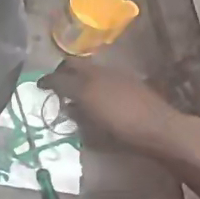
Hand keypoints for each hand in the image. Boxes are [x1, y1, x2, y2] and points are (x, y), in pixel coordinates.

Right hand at [40, 58, 195, 158]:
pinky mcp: (127, 76)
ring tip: (77, 89)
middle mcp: (96, 74)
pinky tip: (98, 92)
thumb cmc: (124, 135)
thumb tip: (70, 108)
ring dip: (79, 73)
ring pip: (89, 65)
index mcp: (84, 88)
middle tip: (57, 82)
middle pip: (72, 63)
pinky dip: (94, 77)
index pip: (58, 79)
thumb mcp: (94, 132)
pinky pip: (103, 71)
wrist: (160, 128)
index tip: (40, 85)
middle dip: (62, 71)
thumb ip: (78, 117)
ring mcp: (114, 72)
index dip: (46, 82)